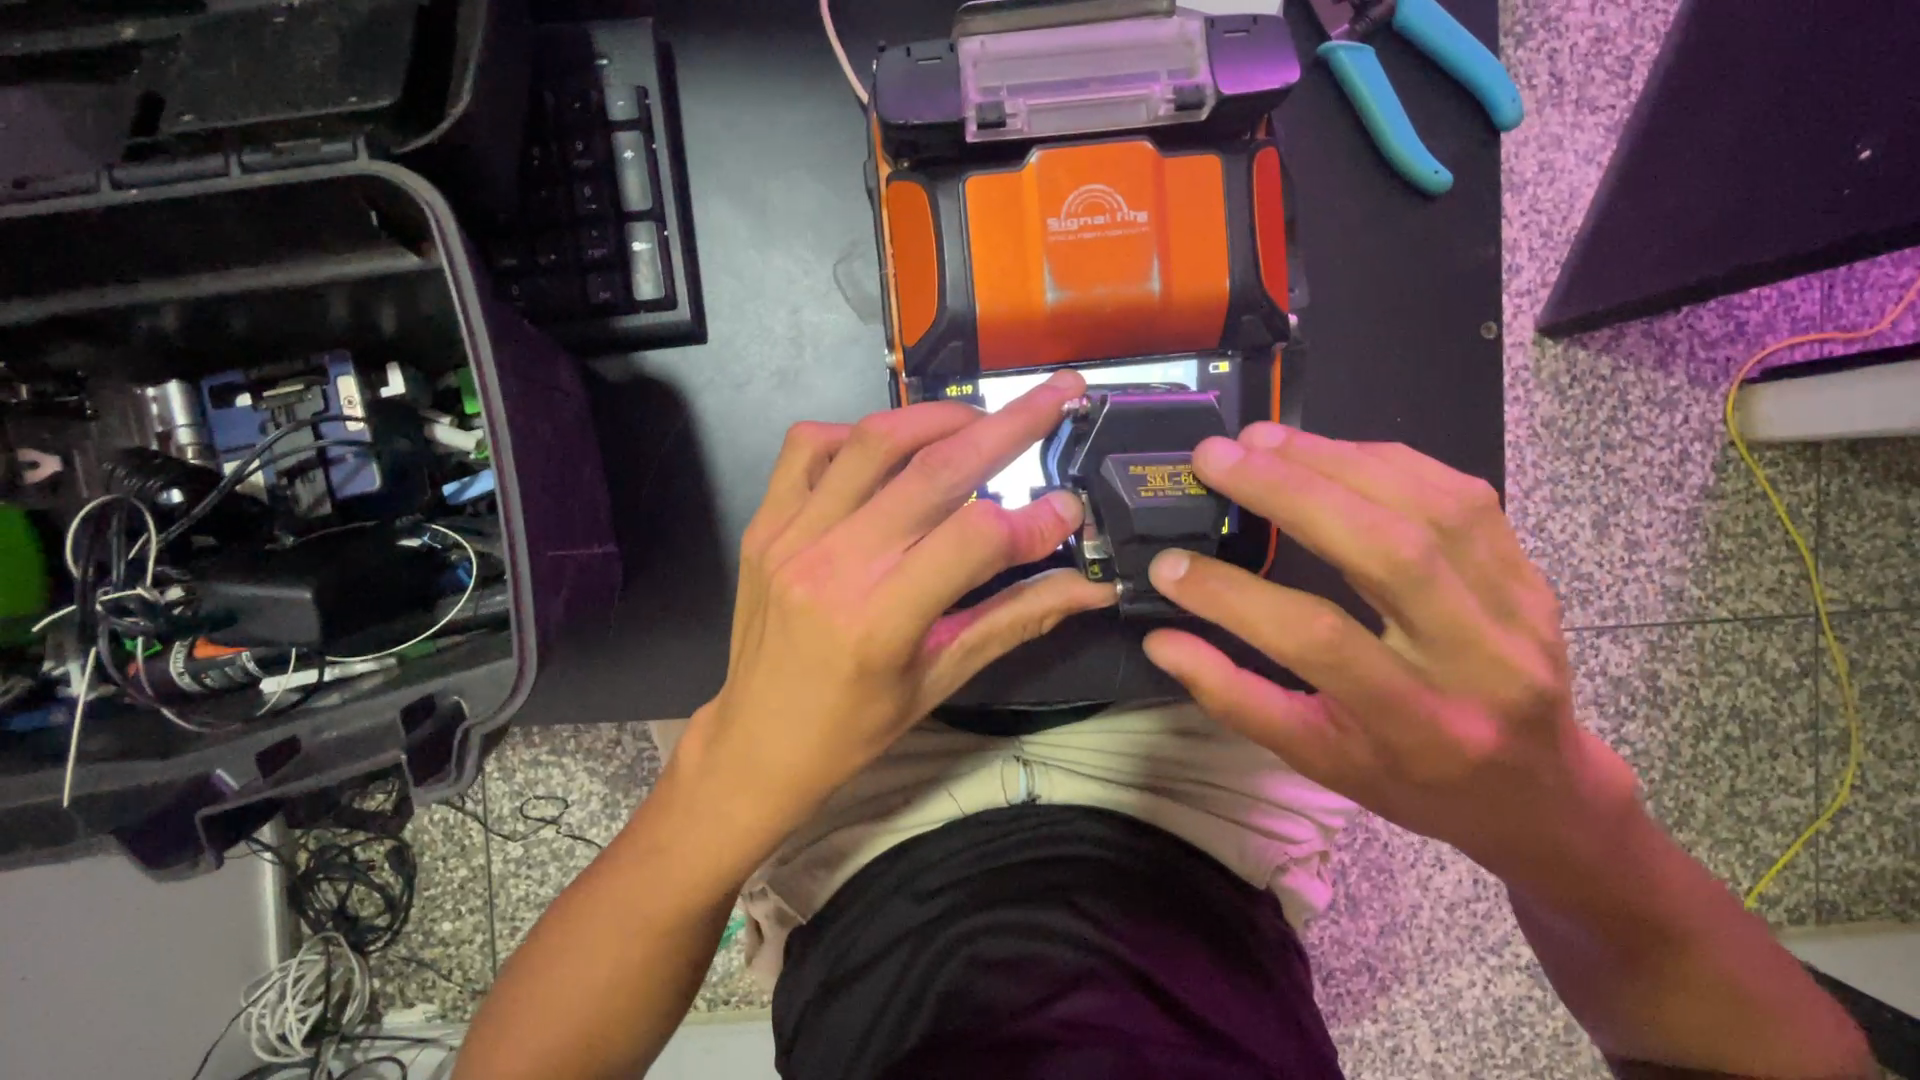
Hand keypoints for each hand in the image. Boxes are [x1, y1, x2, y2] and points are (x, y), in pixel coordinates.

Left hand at [668, 371, 1115, 851]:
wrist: (757, 741)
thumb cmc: (856, 726)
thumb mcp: (941, 681)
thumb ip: (1015, 619)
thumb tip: (1092, 587)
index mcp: (882, 619)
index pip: (975, 538)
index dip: (1033, 518)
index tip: (1070, 508)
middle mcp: (834, 565)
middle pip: (935, 470)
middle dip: (1008, 426)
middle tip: (1057, 396)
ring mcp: (792, 537)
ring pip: (875, 442)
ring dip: (939, 417)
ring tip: (982, 419)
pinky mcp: (765, 523)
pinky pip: (809, 447)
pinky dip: (858, 432)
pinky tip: (891, 447)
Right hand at [1142, 423, 1639, 884]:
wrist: (1541, 791)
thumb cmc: (1414, 782)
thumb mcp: (1319, 760)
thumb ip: (1238, 700)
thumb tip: (1162, 640)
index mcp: (1418, 724)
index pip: (1318, 639)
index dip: (1235, 597)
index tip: (1169, 564)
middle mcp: (1479, 661)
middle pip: (1386, 551)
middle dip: (1289, 492)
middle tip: (1215, 457)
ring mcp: (1517, 608)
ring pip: (1429, 508)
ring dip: (1335, 461)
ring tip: (1262, 441)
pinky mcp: (1531, 572)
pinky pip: (1461, 495)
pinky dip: (1386, 461)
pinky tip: (1330, 452)